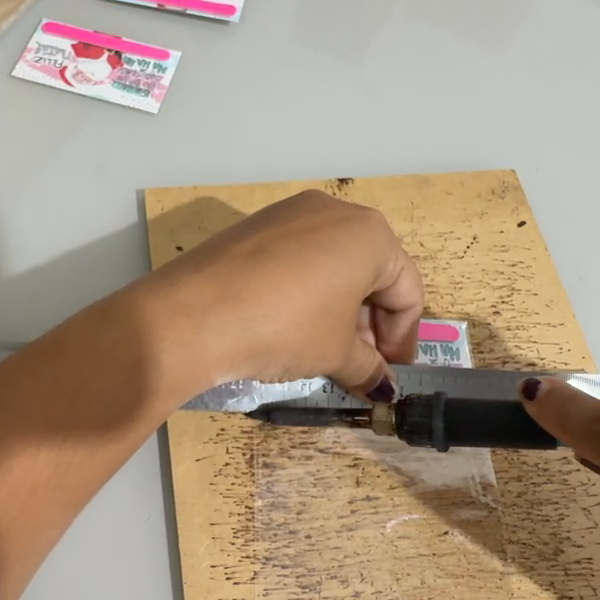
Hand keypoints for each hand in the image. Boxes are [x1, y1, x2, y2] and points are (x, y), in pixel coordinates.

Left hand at [140, 190, 423, 398]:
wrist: (194, 314)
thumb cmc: (284, 328)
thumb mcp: (335, 353)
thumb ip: (368, 368)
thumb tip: (384, 387)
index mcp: (370, 234)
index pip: (406, 291)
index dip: (403, 339)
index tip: (390, 373)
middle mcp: (334, 212)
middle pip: (370, 272)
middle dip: (369, 323)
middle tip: (359, 365)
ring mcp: (290, 213)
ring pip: (332, 264)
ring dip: (338, 309)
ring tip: (324, 350)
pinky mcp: (255, 225)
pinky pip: (298, 258)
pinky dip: (306, 291)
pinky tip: (289, 325)